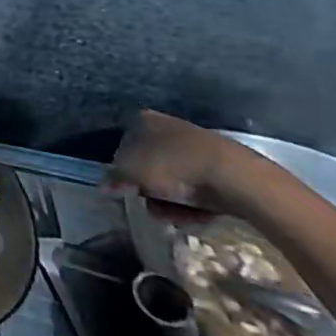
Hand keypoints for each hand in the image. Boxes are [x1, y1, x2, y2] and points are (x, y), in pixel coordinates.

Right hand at [104, 109, 261, 214]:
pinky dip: (192, 205)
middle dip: (148, 192)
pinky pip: (195, 189)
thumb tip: (104, 185)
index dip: (122, 171)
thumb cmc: (172, 166)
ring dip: (169, 203)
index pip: (122, 146)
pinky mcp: (216, 168)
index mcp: (143, 120)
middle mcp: (166, 128)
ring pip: (172, 181)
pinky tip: (195, 214)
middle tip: (152, 207)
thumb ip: (113, 177)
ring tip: (175, 216)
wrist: (231, 176)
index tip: (126, 190)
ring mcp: (193, 147)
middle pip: (148, 166)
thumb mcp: (130, 171)